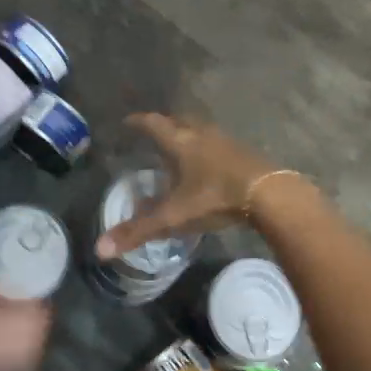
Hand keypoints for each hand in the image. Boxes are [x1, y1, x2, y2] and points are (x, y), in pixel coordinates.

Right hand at [94, 114, 287, 258]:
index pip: (154, 124)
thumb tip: (100, 249)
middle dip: (164, 125)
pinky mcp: (245, 153)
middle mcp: (202, 134)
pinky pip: (219, 144)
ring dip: (188, 136)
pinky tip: (209, 166)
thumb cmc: (216, 198)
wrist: (269, 194)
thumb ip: (138, 231)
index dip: (138, 122)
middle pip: (179, 121)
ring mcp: (227, 141)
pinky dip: (208, 149)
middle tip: (153, 133)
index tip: (127, 122)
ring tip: (179, 149)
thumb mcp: (174, 217)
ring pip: (201, 131)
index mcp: (181, 142)